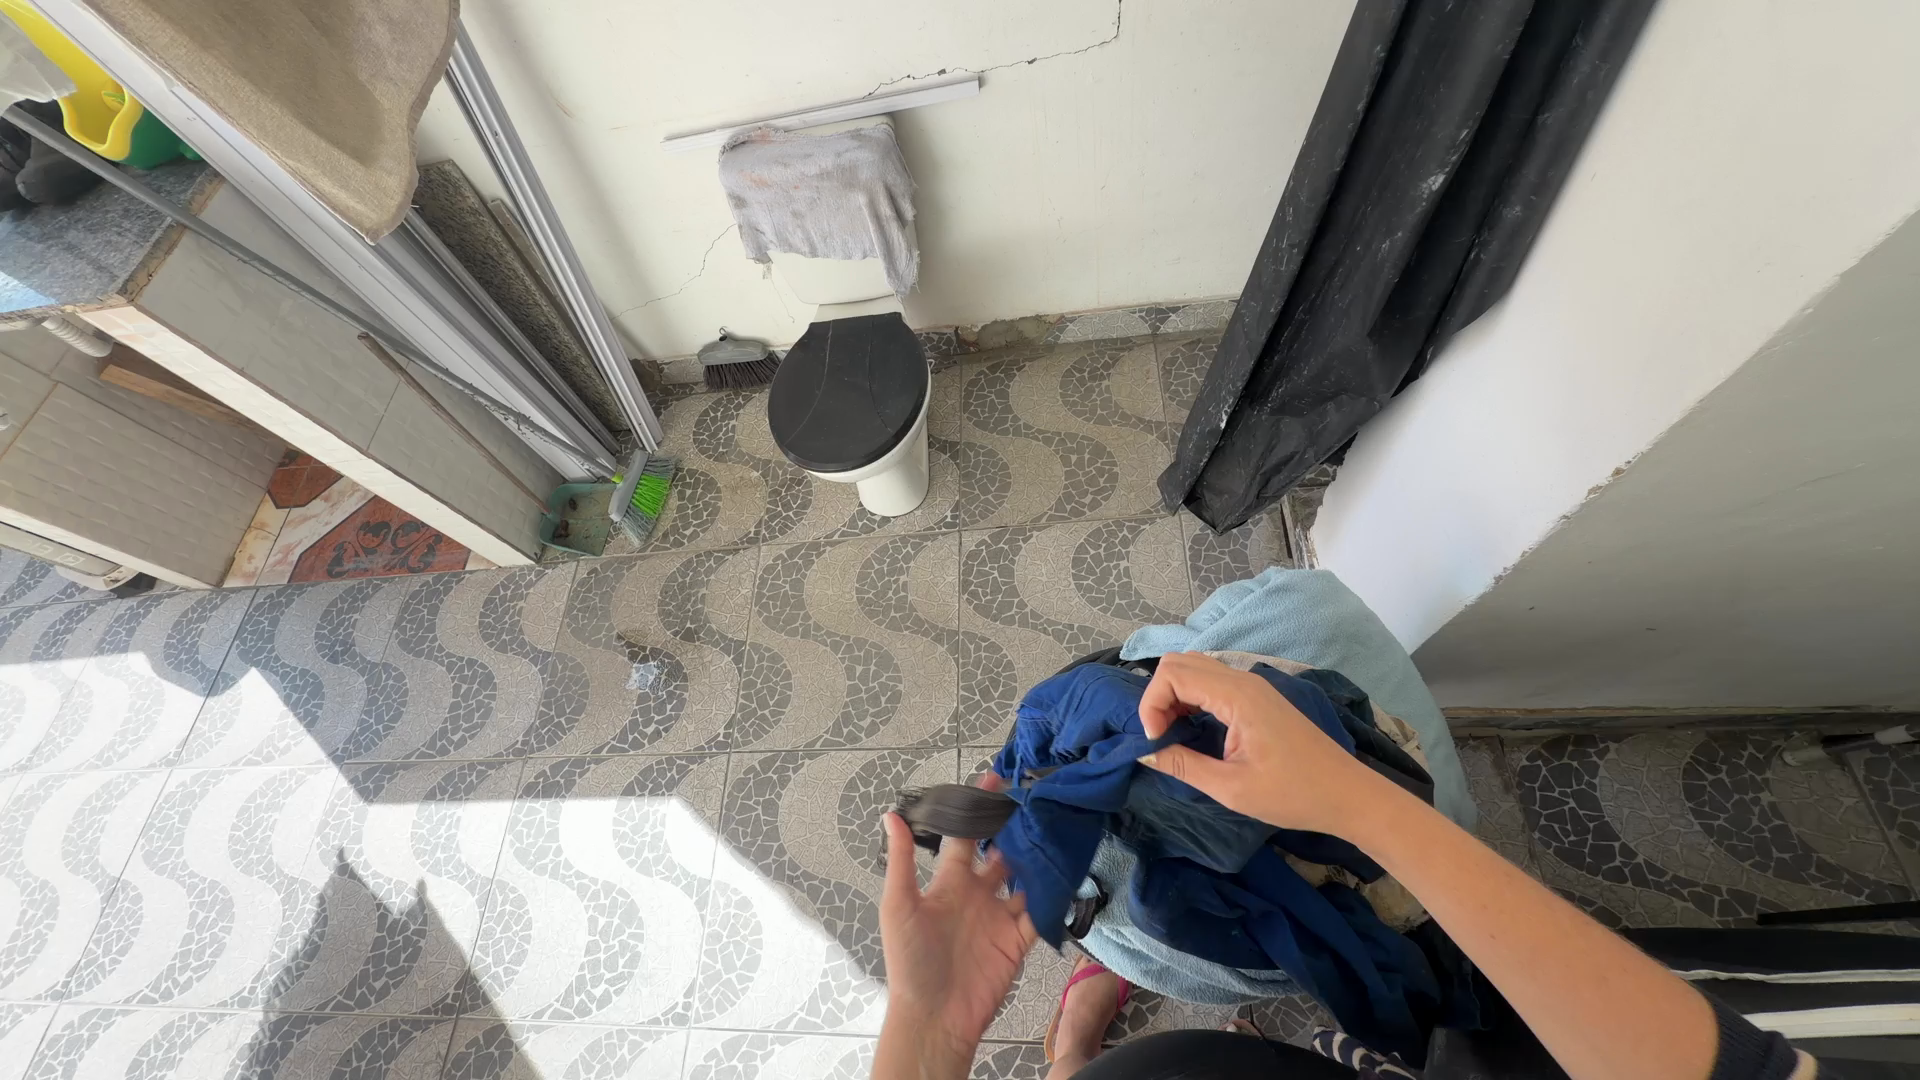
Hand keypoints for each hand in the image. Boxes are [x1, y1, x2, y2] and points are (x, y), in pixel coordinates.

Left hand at [875, 774, 1037, 1079]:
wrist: (932, 1016)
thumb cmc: (909, 960)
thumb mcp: (899, 904)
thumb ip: (901, 859)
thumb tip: (891, 814)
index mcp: (949, 881)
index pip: (965, 835)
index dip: (977, 809)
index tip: (994, 779)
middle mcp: (976, 893)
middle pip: (1000, 852)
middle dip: (1014, 830)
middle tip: (1033, 803)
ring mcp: (998, 916)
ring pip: (1024, 879)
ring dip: (1035, 859)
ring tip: (1052, 833)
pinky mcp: (1016, 941)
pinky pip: (1038, 915)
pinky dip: (1051, 898)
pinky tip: (1063, 877)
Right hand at [1137, 651, 1384, 835]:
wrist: (1349, 796)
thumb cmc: (1293, 794)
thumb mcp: (1231, 789)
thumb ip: (1183, 766)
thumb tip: (1145, 754)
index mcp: (1237, 696)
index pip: (1173, 674)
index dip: (1152, 704)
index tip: (1154, 741)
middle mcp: (1242, 680)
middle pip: (1178, 662)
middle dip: (1158, 695)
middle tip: (1160, 735)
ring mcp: (1252, 685)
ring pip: (1193, 667)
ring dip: (1173, 694)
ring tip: (1173, 732)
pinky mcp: (1257, 695)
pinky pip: (1210, 679)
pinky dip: (1191, 696)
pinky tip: (1193, 727)